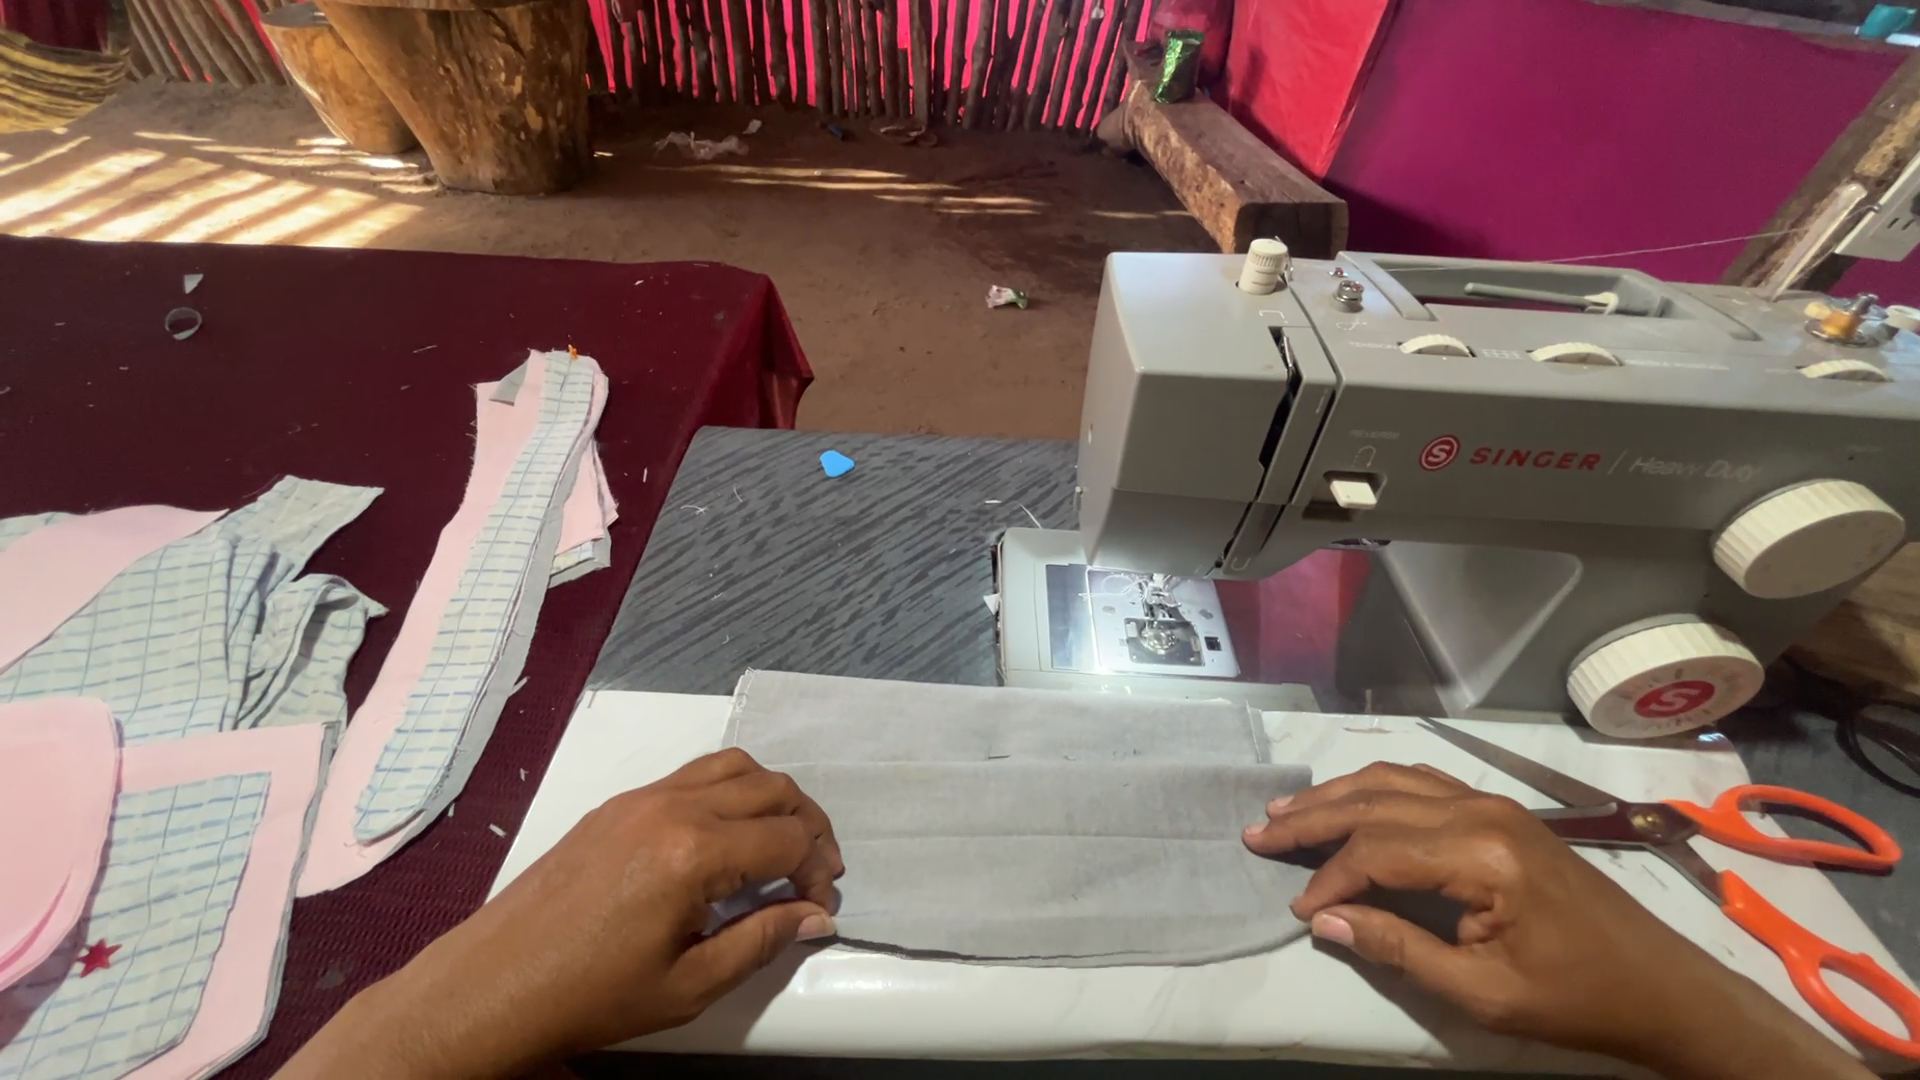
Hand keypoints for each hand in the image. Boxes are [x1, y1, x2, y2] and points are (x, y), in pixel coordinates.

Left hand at [277, 749, 842, 1079]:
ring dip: (774, 796)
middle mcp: (677, 806)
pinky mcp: (623, 799)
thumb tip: (817, 916)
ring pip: (738, 766)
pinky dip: (734, 787)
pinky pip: (698, 771)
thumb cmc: (590, 995)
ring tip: (785, 836)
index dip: (816, 871)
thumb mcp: (688, 986)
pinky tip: (730, 828)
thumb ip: (762, 940)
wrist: (490, 986)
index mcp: (695, 853)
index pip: (787, 841)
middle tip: (819, 867)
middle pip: (773, 790)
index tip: (819, 906)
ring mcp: (646, 795)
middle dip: (810, 824)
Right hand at [1243, 762, 1871, 1079]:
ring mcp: (1489, 803)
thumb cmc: (1578, 999)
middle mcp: (1479, 812)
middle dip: (1309, 819)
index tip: (1297, 907)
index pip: (1376, 852)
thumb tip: (1325, 920)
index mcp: (1481, 856)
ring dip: (1333, 795)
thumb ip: (1399, 949)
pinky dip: (1372, 787)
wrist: (1671, 990)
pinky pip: (1417, 782)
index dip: (1329, 878)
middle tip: (1257, 831)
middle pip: (1372, 804)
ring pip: (1388, 782)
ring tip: (1286, 809)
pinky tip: (1348, 797)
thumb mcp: (1485, 994)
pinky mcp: (1496, 809)